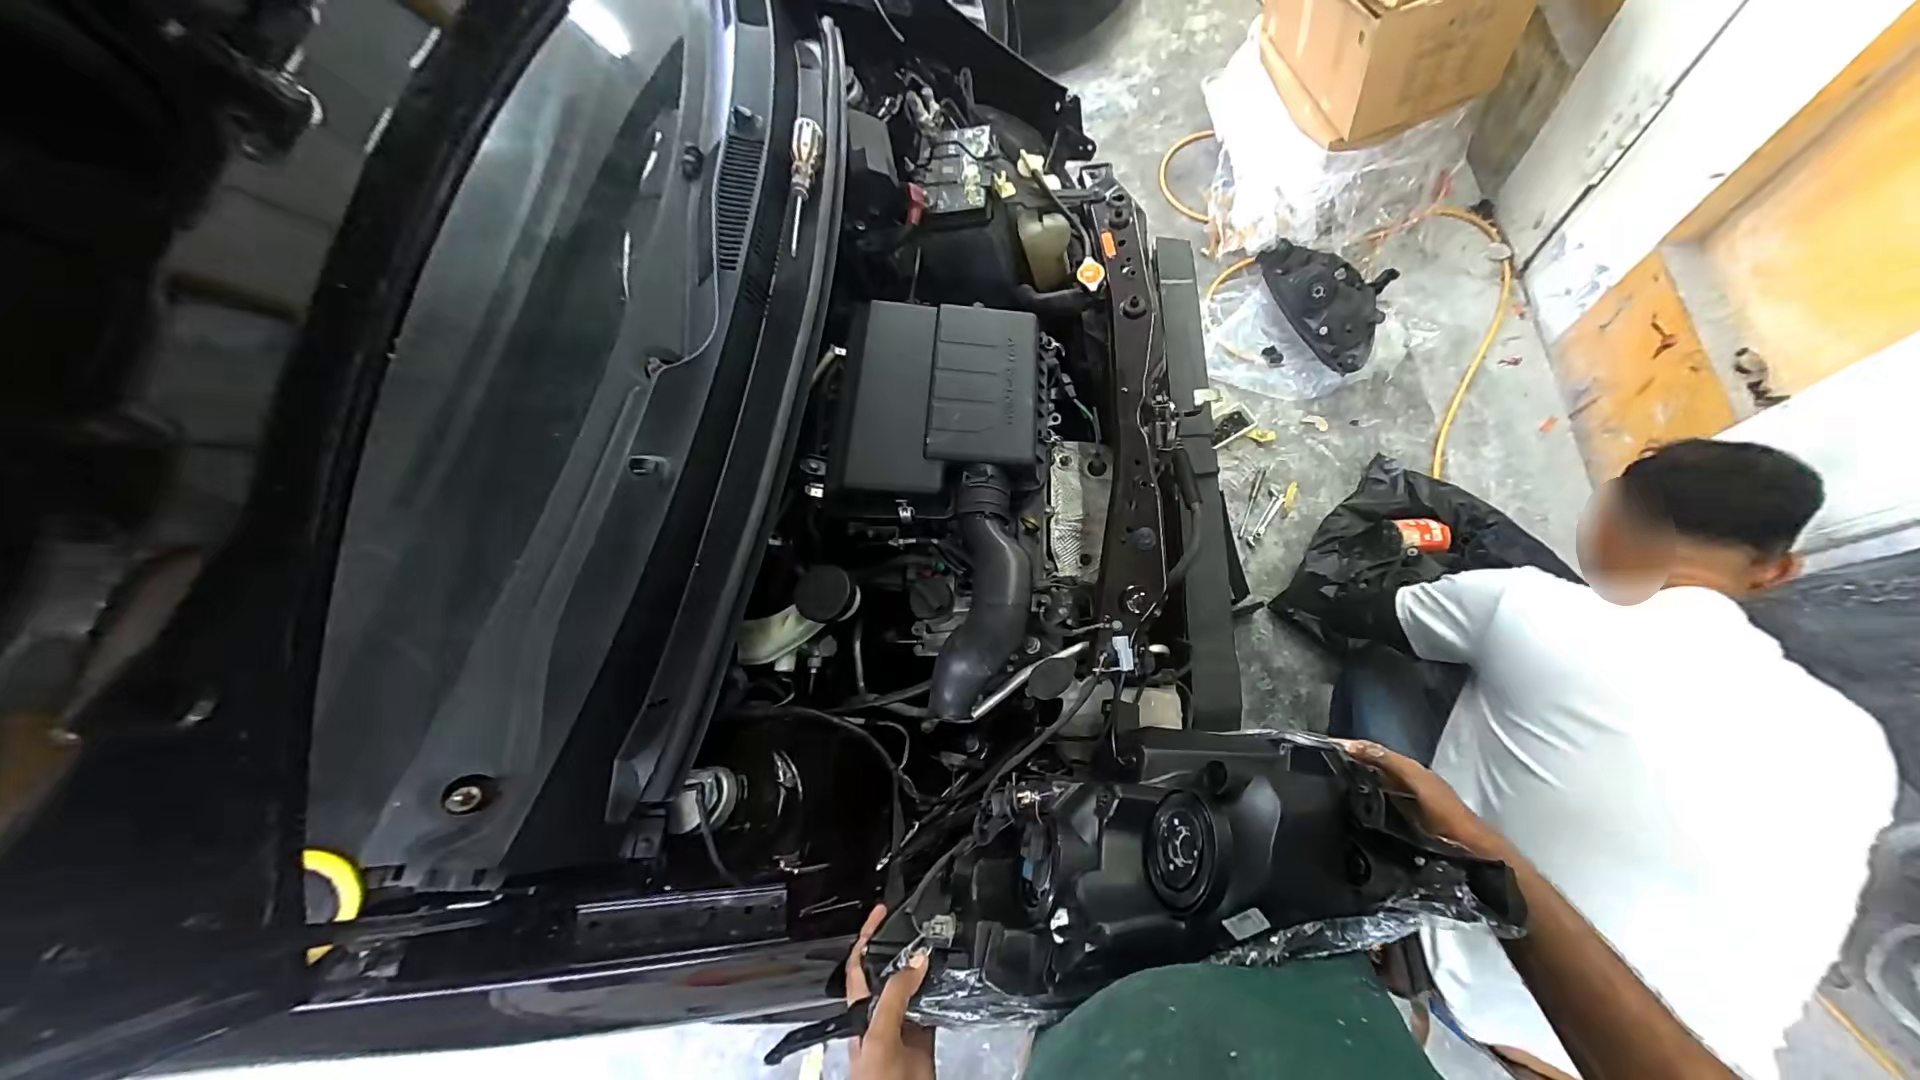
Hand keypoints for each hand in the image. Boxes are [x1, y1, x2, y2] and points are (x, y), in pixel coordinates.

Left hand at [846, 905, 934, 1079]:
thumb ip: (895, 996)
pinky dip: (943, 990)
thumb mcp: (879, 1036)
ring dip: (925, 966)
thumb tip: (917, 959)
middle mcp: (881, 1014)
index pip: (859, 963)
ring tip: (939, 940)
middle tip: (920, 921)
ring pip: (914, 986)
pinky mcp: (925, 1039)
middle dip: (902, 945)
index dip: (867, 935)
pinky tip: (952, 976)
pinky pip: (934, 1006)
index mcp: (861, 1010)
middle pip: (890, 971)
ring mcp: (903, 1026)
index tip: (881, 911)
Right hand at [1332, 739, 1511, 862]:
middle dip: (1346, 760)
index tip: (1324, 746)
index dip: (1351, 746)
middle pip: (1369, 765)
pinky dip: (1357, 797)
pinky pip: (1372, 801)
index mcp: (1409, 769)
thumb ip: (1390, 762)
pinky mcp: (1399, 820)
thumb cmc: (1445, 814)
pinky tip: (1344, 802)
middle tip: (1318, 761)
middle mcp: (1404, 782)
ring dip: (1349, 778)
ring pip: (1369, 783)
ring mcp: (1402, 801)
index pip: (1374, 750)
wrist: (1469, 852)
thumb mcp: (1417, 782)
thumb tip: (1355, 745)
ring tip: (1324, 779)